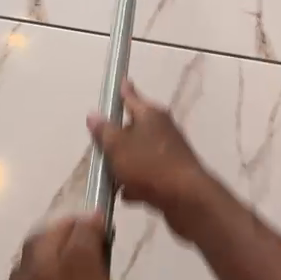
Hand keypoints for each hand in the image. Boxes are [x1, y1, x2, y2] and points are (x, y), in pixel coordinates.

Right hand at [86, 81, 218, 237]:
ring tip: (108, 177)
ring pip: (139, 153)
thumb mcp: (118, 147)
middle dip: (117, 138)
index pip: (131, 96)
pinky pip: (148, 174)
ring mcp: (168, 152)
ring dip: (125, 164)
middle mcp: (162, 128)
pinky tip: (126, 195)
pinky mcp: (172, 174)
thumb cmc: (149, 166)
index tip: (120, 80)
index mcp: (150, 114)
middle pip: (134, 127)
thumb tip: (93, 114)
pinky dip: (137, 182)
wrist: (187, 199)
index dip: (123, 89)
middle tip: (100, 145)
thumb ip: (104, 131)